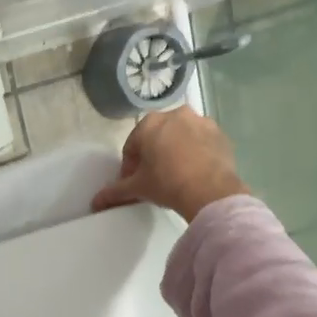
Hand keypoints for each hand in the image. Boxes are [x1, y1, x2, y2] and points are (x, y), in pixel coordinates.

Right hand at [92, 107, 249, 221]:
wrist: (210, 191)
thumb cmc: (167, 183)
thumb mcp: (137, 188)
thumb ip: (114, 192)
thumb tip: (95, 202)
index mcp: (151, 123)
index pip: (132, 146)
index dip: (130, 166)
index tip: (133, 182)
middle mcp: (176, 114)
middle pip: (157, 137)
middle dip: (153, 155)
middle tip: (153, 178)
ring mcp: (202, 121)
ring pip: (181, 137)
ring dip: (175, 151)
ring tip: (176, 176)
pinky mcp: (220, 134)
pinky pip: (201, 142)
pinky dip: (195, 153)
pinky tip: (194, 173)